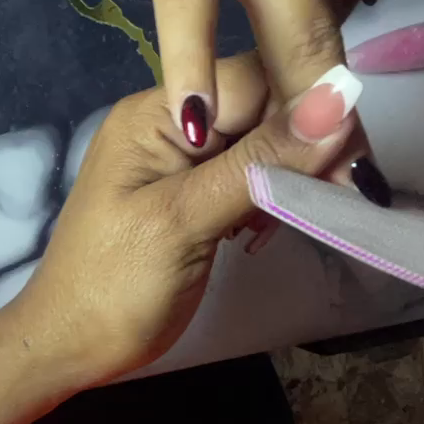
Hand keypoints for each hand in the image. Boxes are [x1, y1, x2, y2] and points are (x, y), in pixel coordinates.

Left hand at [0, 53, 360, 423]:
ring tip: (296, 217)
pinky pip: (249, 177)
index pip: (253, 78)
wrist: (72, 345)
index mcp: (154, 114)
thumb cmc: (114, 285)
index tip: (352, 162)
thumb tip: (339, 99)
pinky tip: (266, 229)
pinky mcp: (194, 197)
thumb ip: (259, 162)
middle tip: (341, 195)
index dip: (310, 108)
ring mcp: (180, 163)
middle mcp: (169, 126)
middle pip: (264, 108)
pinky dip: (271, 198)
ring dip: (293, 175)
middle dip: (306, 146)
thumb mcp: (184, 219)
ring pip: (263, 145)